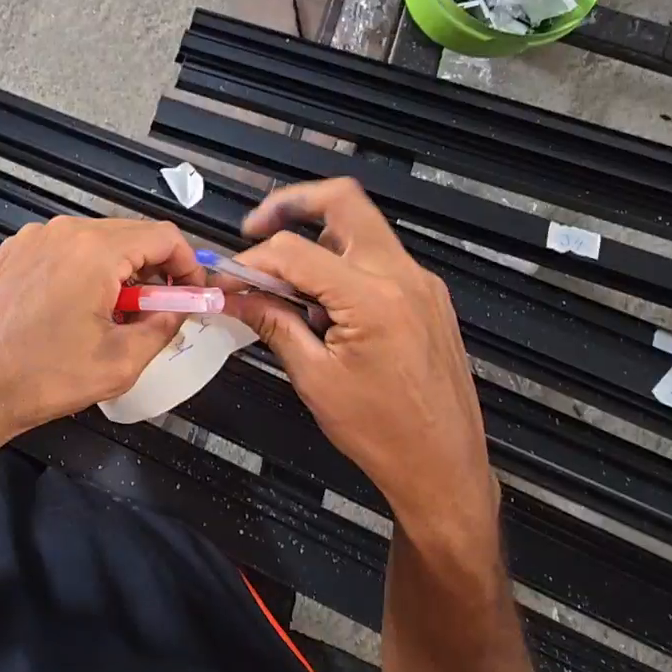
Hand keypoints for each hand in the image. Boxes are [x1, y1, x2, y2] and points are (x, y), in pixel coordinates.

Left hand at [0, 217, 202, 469]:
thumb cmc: (45, 376)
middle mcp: (62, 231)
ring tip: (116, 320)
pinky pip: (64, 251)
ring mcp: (32, 239)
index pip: (163, 236)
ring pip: (96, 242)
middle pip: (130, 234)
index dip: (188, 265)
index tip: (191, 296)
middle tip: (158, 315)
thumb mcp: (122, 360)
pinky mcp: (12, 254)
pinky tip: (78, 312)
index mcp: (93, 249)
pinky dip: (83, 272)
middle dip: (153, 271)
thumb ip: (164, 325)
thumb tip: (181, 308)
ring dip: (118, 273)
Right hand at [225, 180, 494, 545]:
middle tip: (253, 229)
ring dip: (315, 238)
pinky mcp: (426, 297)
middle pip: (343, 201)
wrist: (446, 470)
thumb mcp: (313, 377)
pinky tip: (318, 304)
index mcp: (373, 298)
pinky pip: (375, 258)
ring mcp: (420, 284)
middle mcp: (403, 276)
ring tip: (284, 281)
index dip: (250, 261)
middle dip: (290, 205)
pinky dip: (339, 263)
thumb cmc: (380, 433)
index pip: (293, 251)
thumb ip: (272, 323)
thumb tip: (233, 295)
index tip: (225, 280)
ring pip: (359, 227)